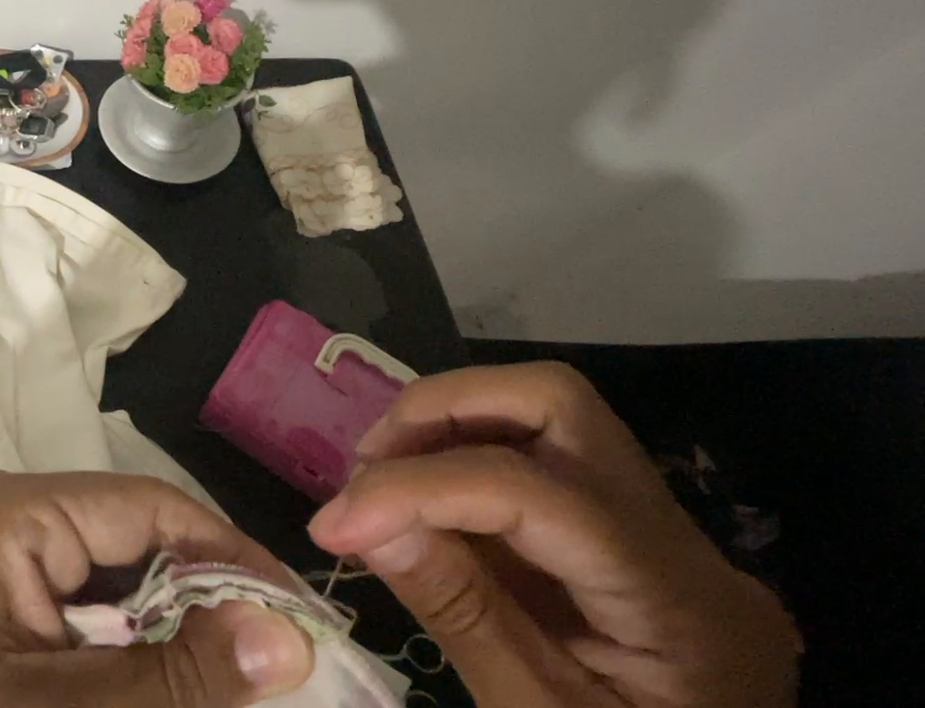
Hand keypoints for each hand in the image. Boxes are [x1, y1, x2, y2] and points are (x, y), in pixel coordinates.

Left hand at [0, 467, 313, 707]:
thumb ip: (176, 676)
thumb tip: (290, 636)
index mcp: (10, 510)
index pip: (149, 508)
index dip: (232, 557)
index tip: (305, 620)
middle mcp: (2, 510)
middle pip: (133, 540)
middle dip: (205, 600)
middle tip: (283, 664)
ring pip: (111, 578)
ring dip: (170, 629)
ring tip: (236, 678)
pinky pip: (77, 604)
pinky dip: (125, 645)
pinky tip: (165, 681)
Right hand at [308, 362, 800, 706]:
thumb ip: (456, 613)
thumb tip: (360, 520)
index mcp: (684, 607)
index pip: (534, 493)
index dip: (417, 490)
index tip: (332, 523)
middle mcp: (684, 542)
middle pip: (556, 405)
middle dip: (441, 412)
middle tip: (367, 463)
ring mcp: (657, 529)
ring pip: (544, 412)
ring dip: (445, 422)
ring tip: (380, 477)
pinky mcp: (620, 531)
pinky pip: (534, 453)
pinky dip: (458, 453)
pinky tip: (416, 498)